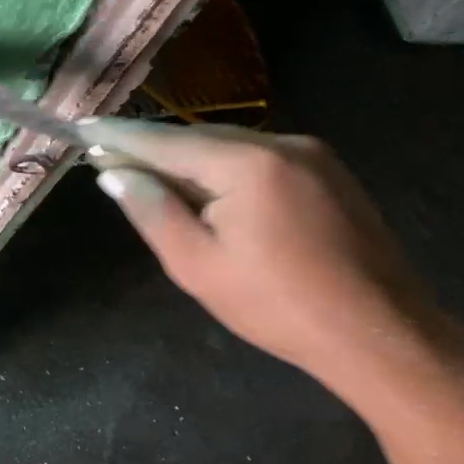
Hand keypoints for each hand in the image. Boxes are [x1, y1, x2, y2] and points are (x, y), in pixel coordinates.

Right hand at [74, 118, 444, 382]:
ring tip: (150, 181)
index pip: (165, 140)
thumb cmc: (277, 305)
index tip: (80, 128)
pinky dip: (222, 170)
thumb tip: (114, 173)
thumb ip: (152, 210)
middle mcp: (283, 144)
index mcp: (248, 164)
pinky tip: (206, 194)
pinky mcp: (330, 174)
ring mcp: (313, 156)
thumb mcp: (196, 265)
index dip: (119, 136)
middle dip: (152, 148)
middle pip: (198, 138)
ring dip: (187, 161)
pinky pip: (258, 159)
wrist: (382, 335)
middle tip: (107, 161)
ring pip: (229, 147)